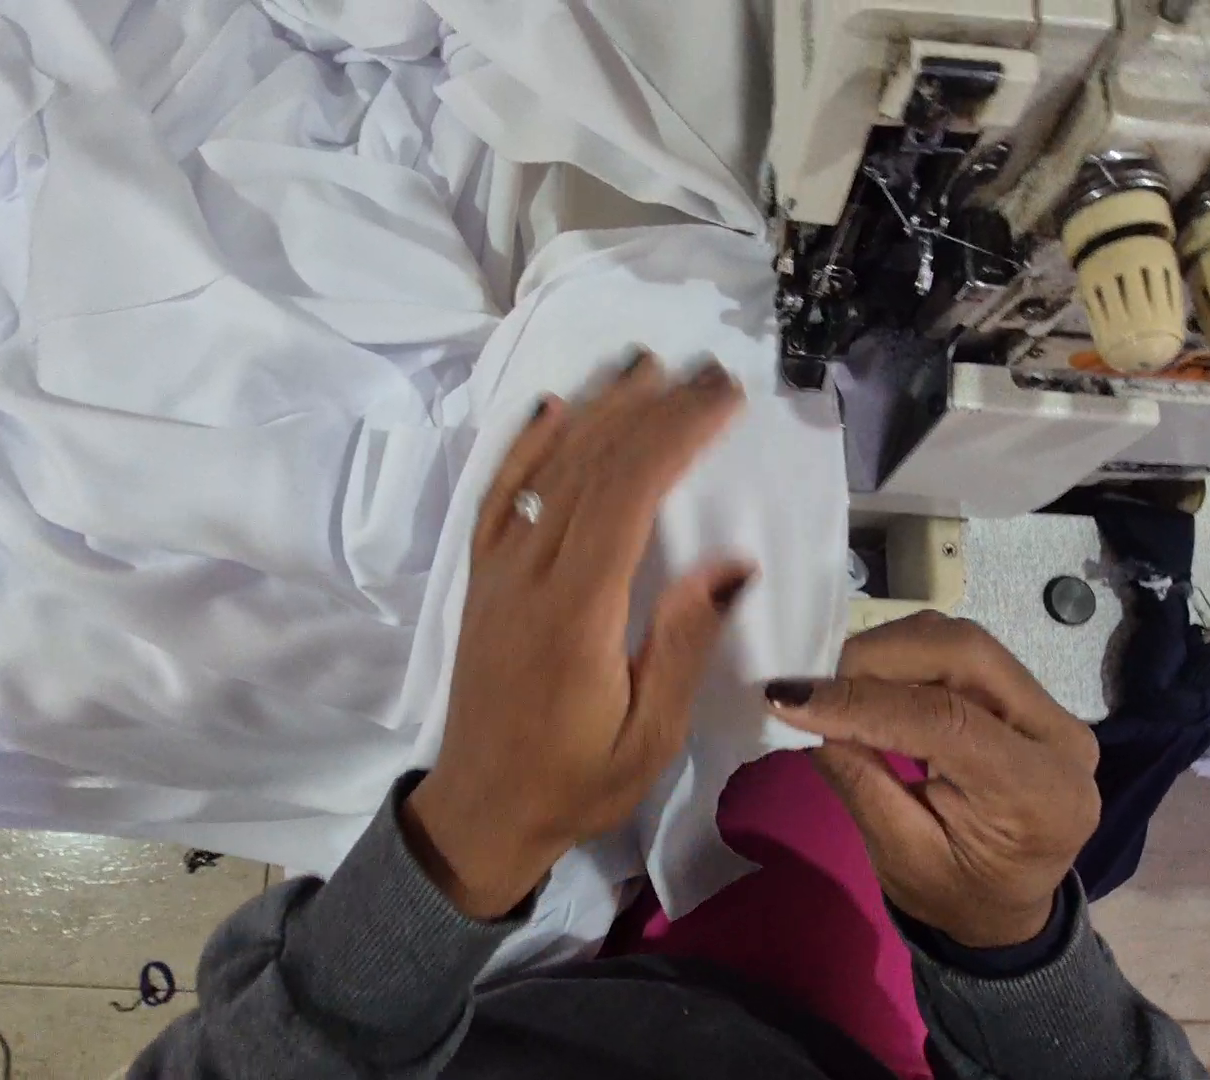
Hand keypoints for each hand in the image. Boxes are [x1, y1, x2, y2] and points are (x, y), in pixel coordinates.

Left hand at [404, 352, 752, 918]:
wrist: (480, 810)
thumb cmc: (574, 782)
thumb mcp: (648, 737)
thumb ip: (682, 644)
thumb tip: (729, 562)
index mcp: (575, 614)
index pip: (626, 496)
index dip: (674, 436)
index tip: (721, 399)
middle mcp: (527, 577)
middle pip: (589, 468)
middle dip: (648, 410)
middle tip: (700, 371)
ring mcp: (495, 572)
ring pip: (545, 471)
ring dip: (594, 411)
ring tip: (640, 367)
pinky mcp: (480, 578)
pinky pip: (499, 497)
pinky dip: (526, 447)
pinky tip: (553, 409)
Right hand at [765, 612, 1100, 947]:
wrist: (1005, 908)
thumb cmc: (954, 892)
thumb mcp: (898, 853)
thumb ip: (856, 775)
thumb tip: (803, 709)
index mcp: (1040, 794)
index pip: (945, 719)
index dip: (860, 701)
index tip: (788, 698)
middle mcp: (1057, 736)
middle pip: (961, 650)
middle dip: (875, 656)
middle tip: (815, 685)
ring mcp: (1046, 708)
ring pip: (955, 639)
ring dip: (885, 650)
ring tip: (837, 686)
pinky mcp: (1023, 694)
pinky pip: (954, 650)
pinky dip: (898, 655)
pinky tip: (867, 683)